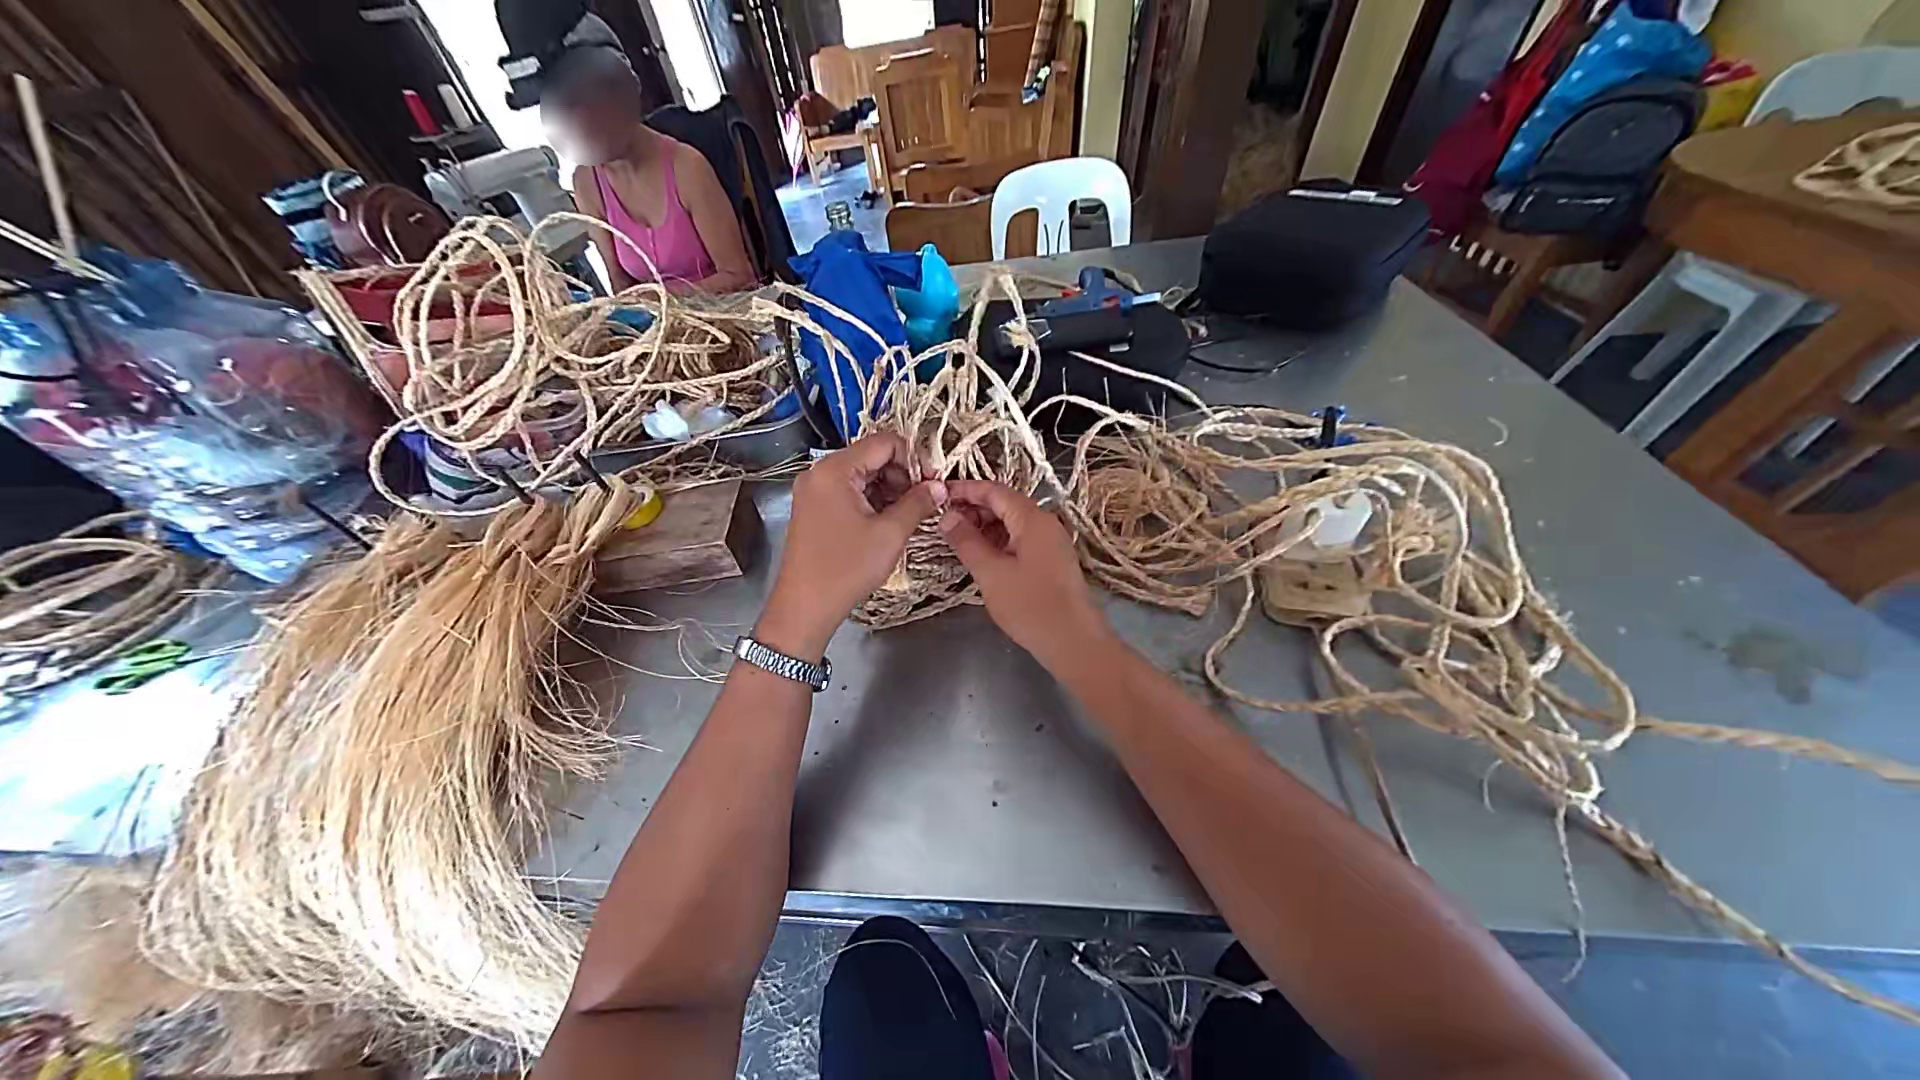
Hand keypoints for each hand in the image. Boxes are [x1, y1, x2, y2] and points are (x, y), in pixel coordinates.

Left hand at [760, 434, 944, 659]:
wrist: (805, 606)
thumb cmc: (846, 569)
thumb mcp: (889, 534)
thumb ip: (918, 503)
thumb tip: (940, 486)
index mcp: (835, 470)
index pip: (884, 443)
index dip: (915, 458)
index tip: (934, 482)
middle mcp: (820, 472)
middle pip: (872, 456)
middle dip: (903, 474)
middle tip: (925, 500)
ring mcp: (814, 490)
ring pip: (862, 474)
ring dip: (890, 488)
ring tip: (910, 513)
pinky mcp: (815, 508)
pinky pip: (850, 491)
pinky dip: (872, 500)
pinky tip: (890, 520)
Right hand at [939, 479, 1113, 672]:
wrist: (1074, 641)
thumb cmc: (1030, 606)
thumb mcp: (991, 573)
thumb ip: (966, 541)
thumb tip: (947, 517)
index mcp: (1032, 518)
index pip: (994, 490)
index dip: (965, 489)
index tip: (939, 495)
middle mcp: (1045, 523)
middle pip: (1005, 503)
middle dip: (973, 508)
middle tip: (944, 522)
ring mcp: (1051, 541)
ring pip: (1012, 522)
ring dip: (985, 526)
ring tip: (957, 540)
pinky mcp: (1052, 559)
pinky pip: (1021, 539)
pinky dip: (998, 541)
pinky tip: (981, 556)